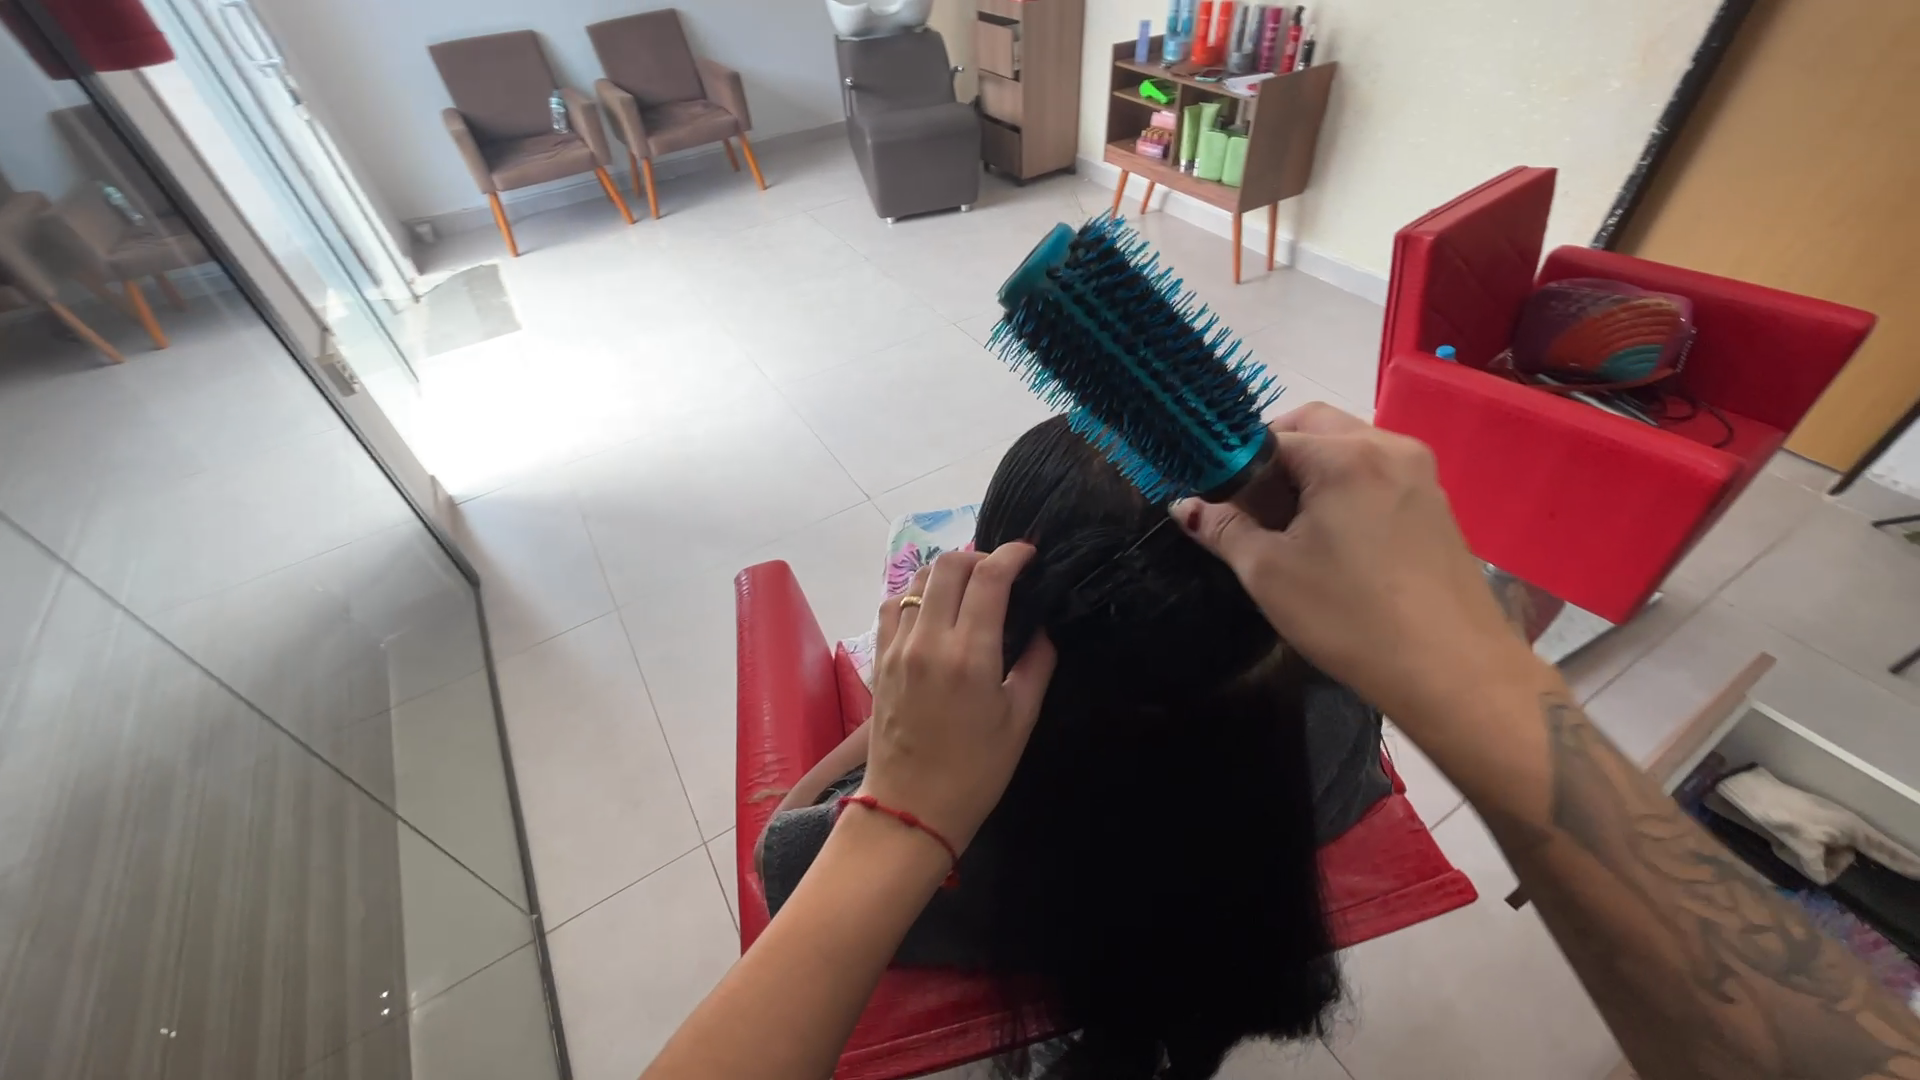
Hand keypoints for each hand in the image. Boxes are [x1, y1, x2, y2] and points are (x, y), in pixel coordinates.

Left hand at [861, 546, 1056, 851]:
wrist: (910, 809)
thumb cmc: (976, 771)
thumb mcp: (1020, 719)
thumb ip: (1037, 665)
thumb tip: (1042, 628)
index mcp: (970, 655)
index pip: (989, 577)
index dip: (1013, 554)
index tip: (1029, 553)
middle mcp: (928, 640)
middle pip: (949, 565)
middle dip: (980, 555)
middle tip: (1001, 572)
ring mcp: (897, 647)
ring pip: (917, 579)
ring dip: (946, 572)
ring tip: (968, 587)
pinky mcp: (878, 658)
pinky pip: (892, 605)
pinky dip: (915, 593)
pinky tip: (931, 609)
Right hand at [1173, 403, 1530, 723]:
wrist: (1453, 672)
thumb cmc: (1348, 617)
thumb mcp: (1267, 572)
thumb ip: (1221, 528)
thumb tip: (1183, 506)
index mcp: (1345, 455)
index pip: (1269, 436)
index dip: (1233, 465)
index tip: (1215, 500)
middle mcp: (1389, 447)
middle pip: (1313, 426)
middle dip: (1271, 457)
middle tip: (1246, 506)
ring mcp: (1420, 473)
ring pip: (1346, 448)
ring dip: (1307, 472)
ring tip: (1285, 525)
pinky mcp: (1435, 502)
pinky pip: (1374, 473)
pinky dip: (1341, 487)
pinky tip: (1329, 537)